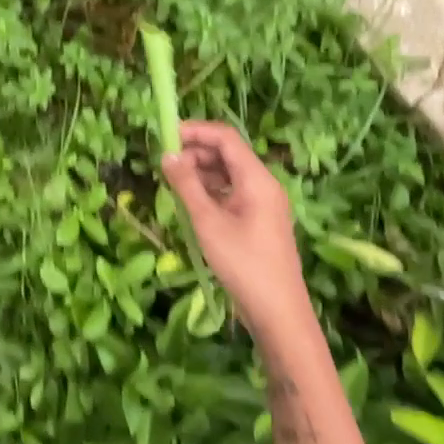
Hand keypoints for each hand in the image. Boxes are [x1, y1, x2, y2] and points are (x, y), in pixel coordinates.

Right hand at [160, 122, 309, 333]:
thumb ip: (186, 184)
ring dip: (201, 172)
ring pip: (229, 173)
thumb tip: (167, 154)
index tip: (165, 135)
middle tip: (165, 165)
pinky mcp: (259, 220)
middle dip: (195, 152)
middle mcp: (264, 185)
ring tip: (174, 184)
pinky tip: (191, 202)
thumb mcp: (207, 222)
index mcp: (257, 180)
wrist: (278, 313)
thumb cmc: (243, 263)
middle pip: (227, 153)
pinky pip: (232, 192)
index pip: (226, 138)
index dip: (195, 131)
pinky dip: (210, 190)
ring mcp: (263, 204)